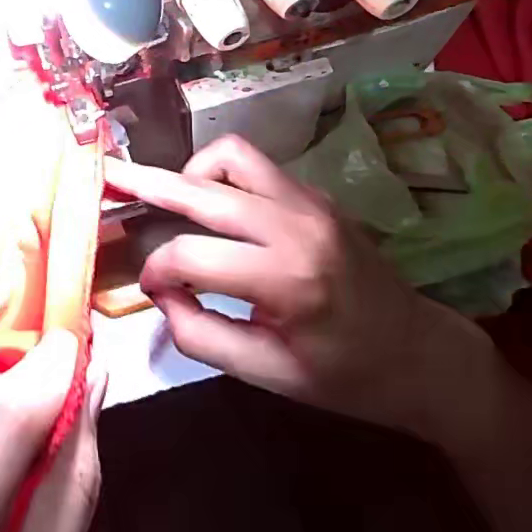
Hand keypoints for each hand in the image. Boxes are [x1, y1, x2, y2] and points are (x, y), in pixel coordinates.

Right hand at [104, 135, 495, 438]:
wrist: (422, 353)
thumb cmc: (346, 376)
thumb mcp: (267, 375)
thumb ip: (201, 335)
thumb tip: (161, 292)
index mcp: (286, 278)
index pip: (190, 254)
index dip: (157, 270)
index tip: (151, 288)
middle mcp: (295, 224)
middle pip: (201, 189)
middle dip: (146, 182)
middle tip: (108, 173)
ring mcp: (309, 200)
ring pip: (230, 155)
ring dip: (192, 172)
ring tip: (174, 199)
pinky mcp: (315, 193)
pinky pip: (255, 165)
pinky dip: (221, 175)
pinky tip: (215, 206)